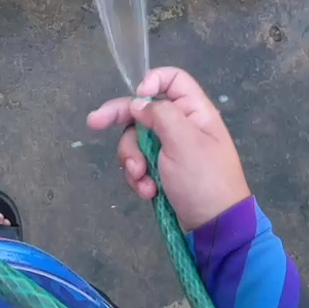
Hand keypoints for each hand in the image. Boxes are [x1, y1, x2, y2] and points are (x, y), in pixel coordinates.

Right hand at [87, 68, 250, 231]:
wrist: (214, 228)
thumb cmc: (204, 179)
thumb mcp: (184, 142)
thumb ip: (160, 115)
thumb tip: (138, 103)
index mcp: (194, 111)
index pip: (172, 79)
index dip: (152, 81)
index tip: (137, 98)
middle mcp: (180, 125)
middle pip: (142, 110)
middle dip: (120, 119)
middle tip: (94, 122)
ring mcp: (169, 148)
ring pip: (135, 139)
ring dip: (133, 159)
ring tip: (142, 178)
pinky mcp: (160, 169)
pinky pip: (138, 162)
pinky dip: (138, 176)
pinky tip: (147, 191)